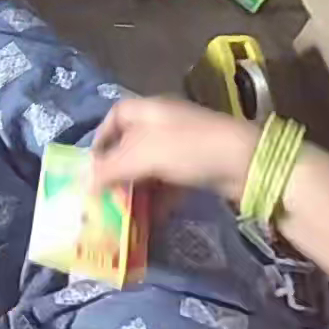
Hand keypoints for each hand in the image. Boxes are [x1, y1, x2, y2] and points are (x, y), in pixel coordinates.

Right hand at [91, 96, 260, 202]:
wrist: (246, 163)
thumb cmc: (186, 148)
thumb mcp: (140, 156)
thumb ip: (109, 169)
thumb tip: (82, 182)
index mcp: (147, 109)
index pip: (114, 117)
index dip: (100, 139)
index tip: (92, 166)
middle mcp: (162, 123)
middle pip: (130, 145)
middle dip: (117, 171)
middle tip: (105, 196)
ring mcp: (181, 145)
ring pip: (149, 166)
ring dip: (136, 189)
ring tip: (124, 212)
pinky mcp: (197, 166)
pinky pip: (168, 181)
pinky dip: (158, 198)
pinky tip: (151, 218)